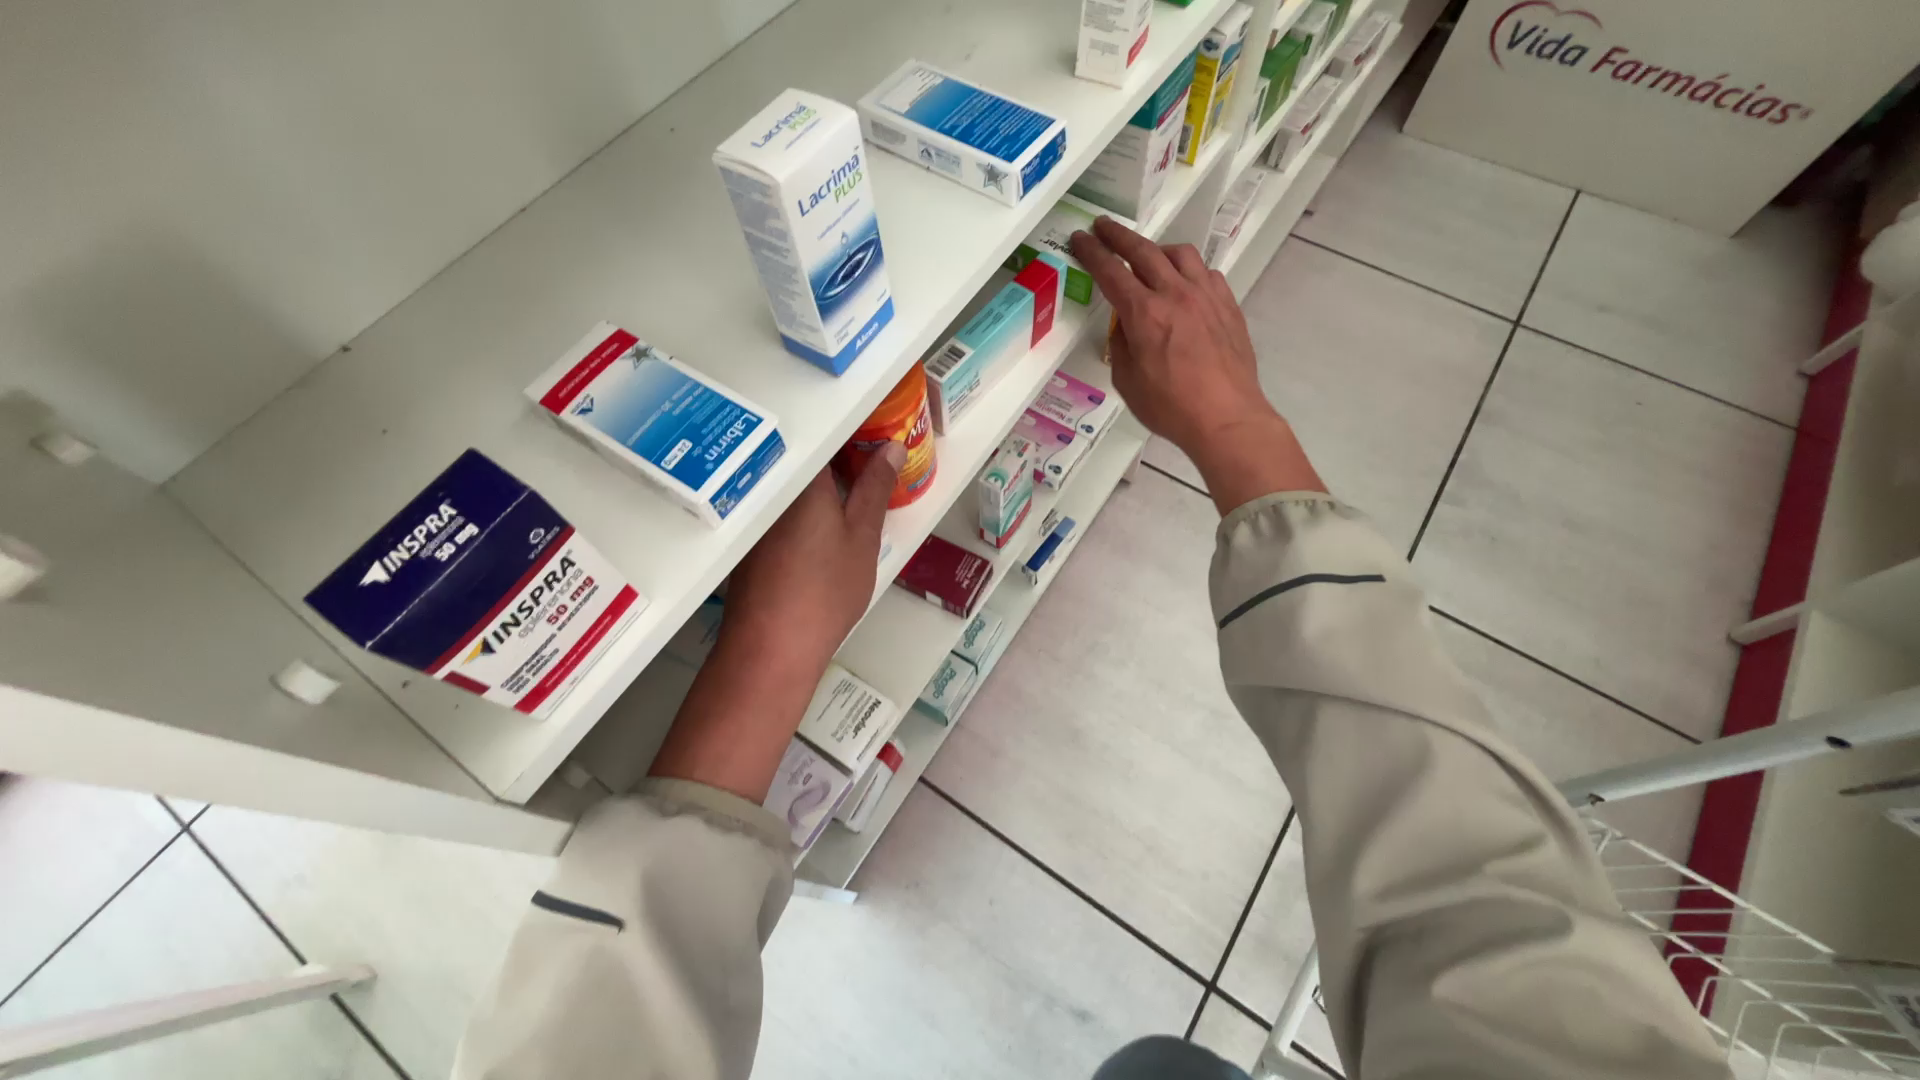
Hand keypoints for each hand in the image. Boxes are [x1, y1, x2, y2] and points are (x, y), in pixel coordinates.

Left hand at [722, 445, 901, 665]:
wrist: (771, 647)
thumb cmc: (825, 590)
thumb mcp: (862, 537)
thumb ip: (876, 488)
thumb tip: (891, 447)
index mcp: (801, 479)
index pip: (827, 433)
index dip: (856, 426)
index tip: (881, 425)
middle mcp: (771, 488)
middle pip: (806, 456)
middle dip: (841, 452)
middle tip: (876, 458)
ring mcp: (755, 515)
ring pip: (792, 481)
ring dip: (821, 478)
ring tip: (856, 485)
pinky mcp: (748, 539)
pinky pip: (780, 505)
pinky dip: (802, 503)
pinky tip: (823, 520)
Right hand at [1070, 217, 1323, 512]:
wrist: (1226, 417)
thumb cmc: (1170, 407)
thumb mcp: (1128, 382)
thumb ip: (1122, 345)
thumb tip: (1125, 326)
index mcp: (1144, 314)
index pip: (1111, 272)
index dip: (1092, 252)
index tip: (1080, 238)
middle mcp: (1175, 294)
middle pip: (1143, 251)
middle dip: (1119, 236)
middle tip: (1103, 226)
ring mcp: (1206, 296)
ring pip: (1180, 254)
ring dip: (1158, 249)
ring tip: (1149, 255)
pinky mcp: (1228, 305)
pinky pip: (1207, 273)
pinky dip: (1189, 270)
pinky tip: (1186, 283)